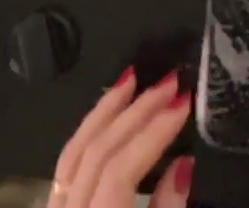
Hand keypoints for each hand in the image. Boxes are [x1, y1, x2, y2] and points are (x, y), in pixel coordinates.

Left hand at [51, 69, 193, 207]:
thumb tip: (183, 164)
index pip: (121, 169)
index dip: (153, 133)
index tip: (182, 102)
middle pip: (99, 151)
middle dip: (137, 112)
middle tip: (169, 82)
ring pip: (75, 149)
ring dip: (107, 110)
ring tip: (132, 78)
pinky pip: (66, 162)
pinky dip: (87, 131)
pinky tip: (106, 112)